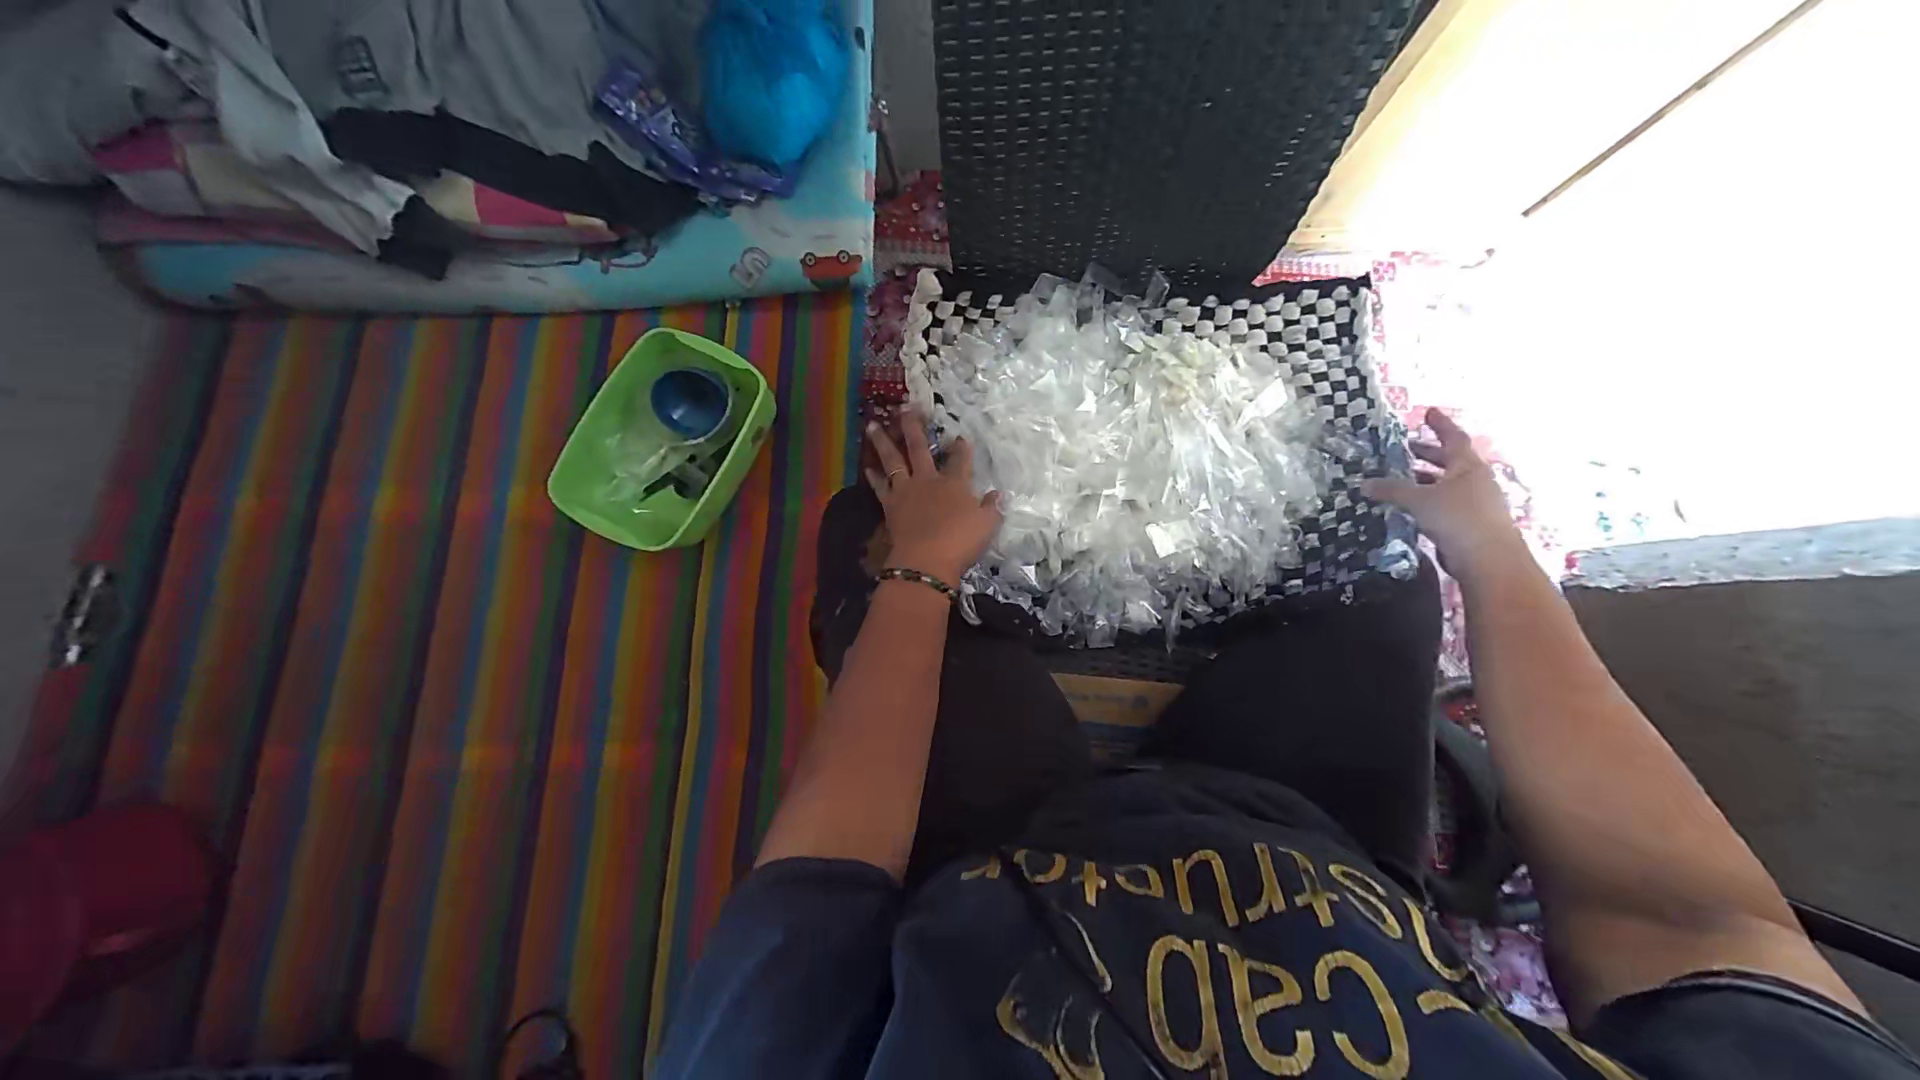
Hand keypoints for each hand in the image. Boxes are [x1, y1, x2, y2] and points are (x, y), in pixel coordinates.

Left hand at [866, 413, 1003, 584]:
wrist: (925, 560)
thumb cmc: (960, 542)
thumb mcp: (987, 525)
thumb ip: (992, 508)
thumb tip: (998, 494)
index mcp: (954, 483)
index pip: (960, 459)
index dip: (961, 447)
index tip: (960, 437)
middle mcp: (928, 480)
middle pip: (919, 448)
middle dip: (913, 427)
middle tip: (906, 409)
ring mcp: (906, 491)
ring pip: (892, 460)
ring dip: (883, 442)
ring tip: (872, 425)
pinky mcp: (890, 505)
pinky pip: (880, 486)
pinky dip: (874, 476)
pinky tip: (868, 467)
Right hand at [1360, 409, 1525, 580]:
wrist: (1488, 559)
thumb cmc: (1457, 519)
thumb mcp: (1419, 500)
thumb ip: (1391, 490)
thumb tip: (1364, 483)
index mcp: (1468, 467)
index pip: (1453, 438)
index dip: (1440, 425)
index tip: (1429, 412)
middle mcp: (1475, 480)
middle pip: (1450, 460)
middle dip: (1428, 453)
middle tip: (1407, 447)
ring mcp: (1475, 501)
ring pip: (1447, 482)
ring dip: (1426, 477)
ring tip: (1403, 476)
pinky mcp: (1469, 522)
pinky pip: (1445, 501)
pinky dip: (1428, 497)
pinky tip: (1412, 504)